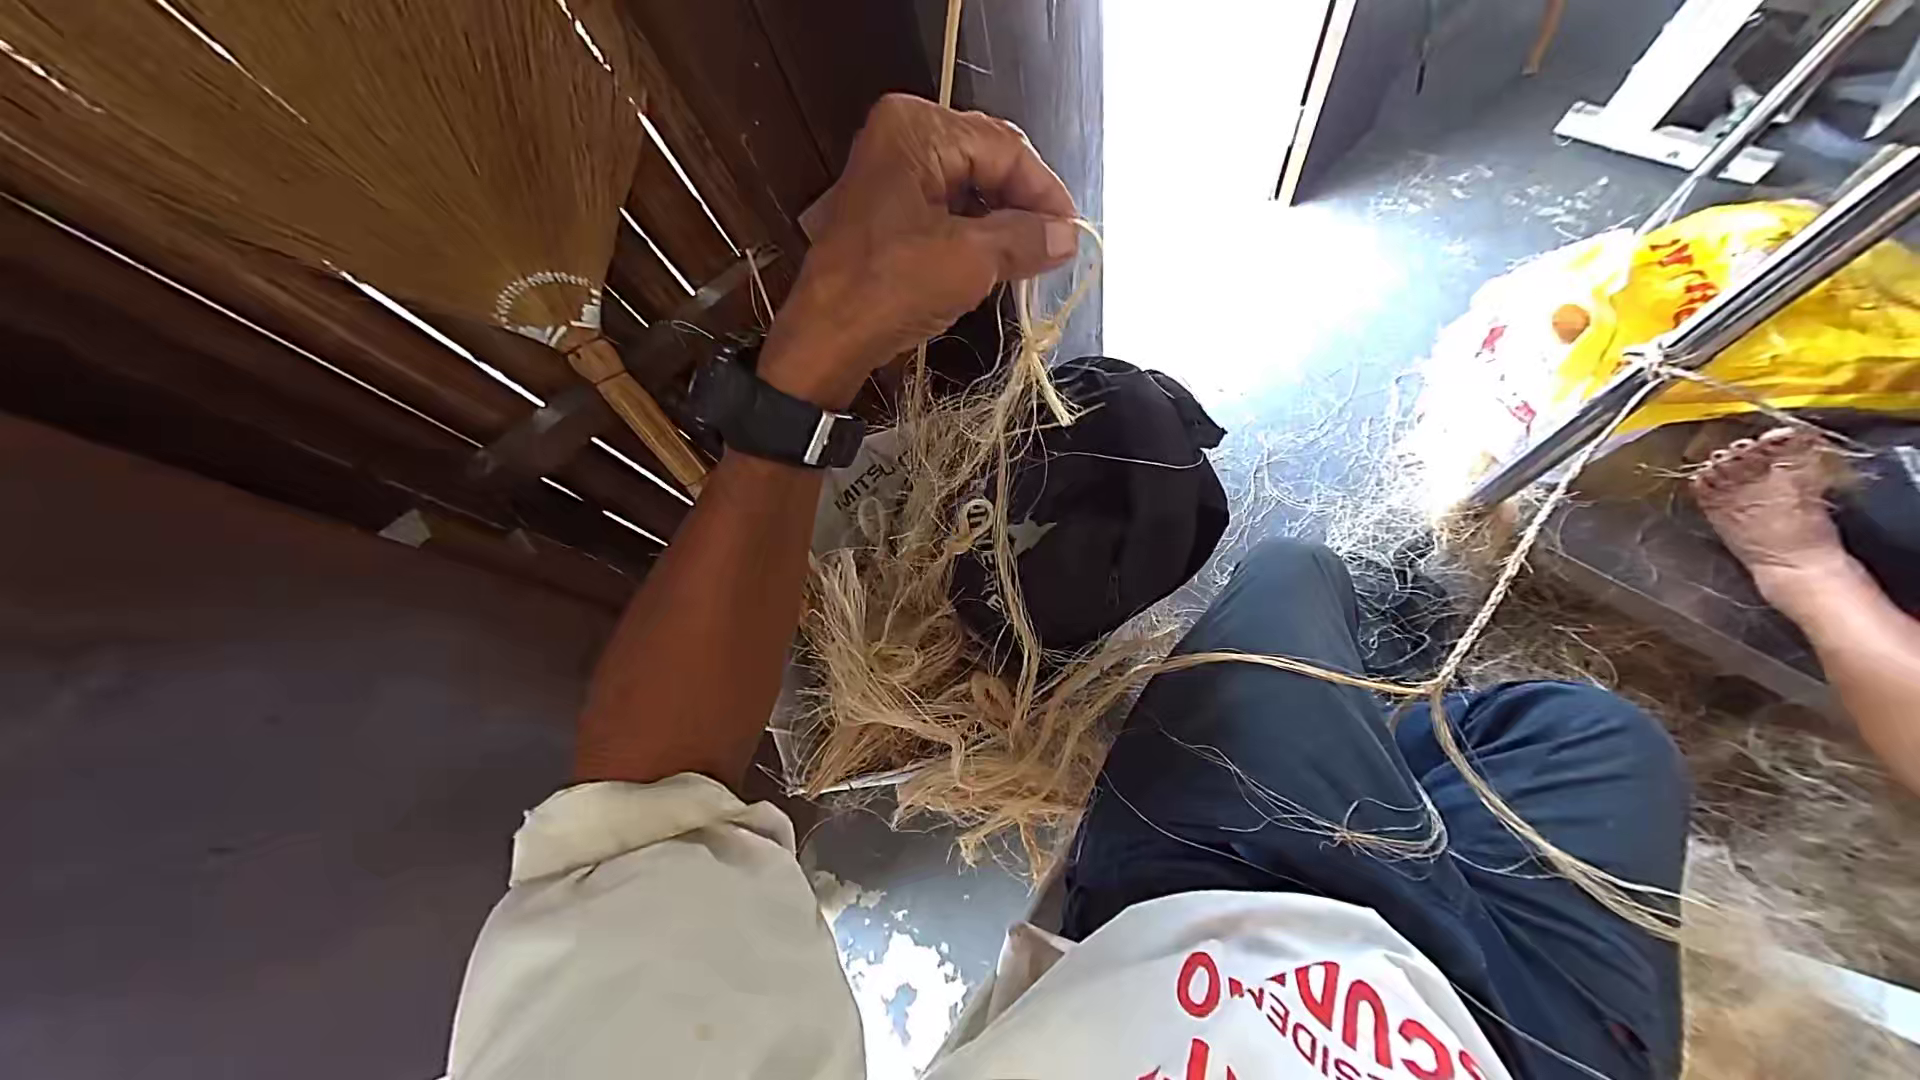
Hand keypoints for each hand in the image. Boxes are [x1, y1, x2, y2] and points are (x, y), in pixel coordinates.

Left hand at [758, 93, 1078, 407]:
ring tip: (1028, 262)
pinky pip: (945, 218)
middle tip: (1053, 247)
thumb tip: (1066, 236)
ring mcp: (890, 181)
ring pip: (967, 194)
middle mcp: (900, 142)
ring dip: (1000, 228)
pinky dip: (974, 240)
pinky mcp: (887, 219)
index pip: (1004, 146)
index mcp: (916, 129)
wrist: (827, 341)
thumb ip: (1025, 239)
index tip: (1071, 230)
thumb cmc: (887, 291)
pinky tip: (994, 266)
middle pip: (986, 165)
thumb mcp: (969, 261)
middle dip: (1023, 208)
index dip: (1045, 190)